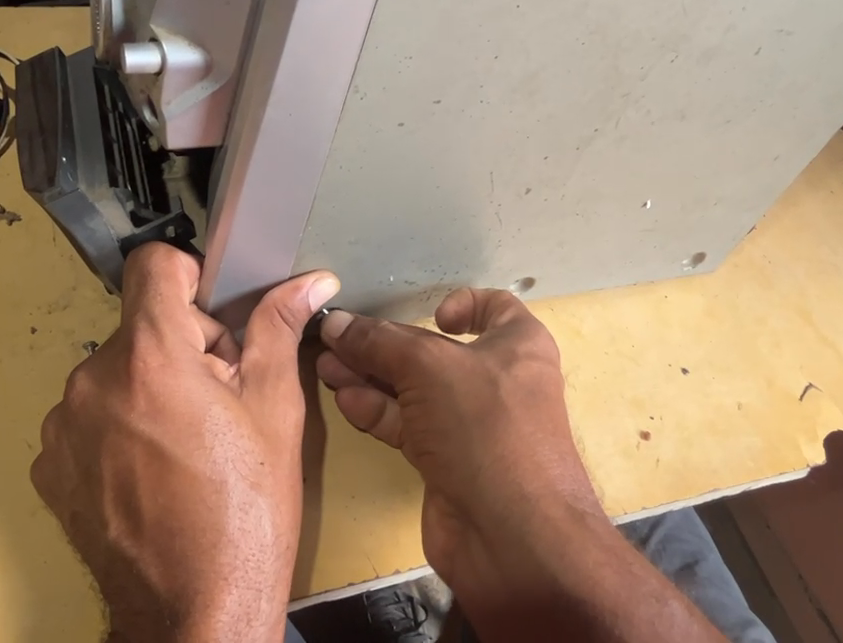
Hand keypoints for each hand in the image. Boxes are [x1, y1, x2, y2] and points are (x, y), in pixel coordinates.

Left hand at [32, 244, 338, 642]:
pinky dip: (120, 424)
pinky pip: (90, 414)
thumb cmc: (244, 514)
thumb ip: (279, 329)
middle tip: (219, 398)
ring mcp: (65, 426)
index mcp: (151, 358)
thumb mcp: (275, 410)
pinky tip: (156, 466)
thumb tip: (308, 283)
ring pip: (117, 369)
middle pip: (142, 323)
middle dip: (183, 346)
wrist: (196, 613)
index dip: (190, 277)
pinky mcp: (52, 464)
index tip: (212, 314)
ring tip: (188, 440)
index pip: (153, 264)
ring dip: (151, 386)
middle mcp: (94, 382)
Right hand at [316, 290, 599, 604]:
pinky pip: (408, 425)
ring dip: (370, 376)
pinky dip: (377, 410)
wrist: (513, 538)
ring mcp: (471, 426)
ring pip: (414, 390)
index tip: (429, 313)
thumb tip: (334, 321)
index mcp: (518, 345)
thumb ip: (378, 342)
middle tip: (337, 339)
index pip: (494, 307)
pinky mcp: (447, 463)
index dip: (461, 303)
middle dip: (385, 345)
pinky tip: (344, 399)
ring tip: (325, 365)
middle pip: (435, 351)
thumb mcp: (429, 367)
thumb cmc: (485, 426)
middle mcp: (497, 381)